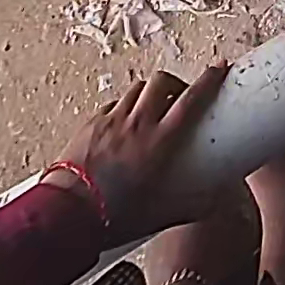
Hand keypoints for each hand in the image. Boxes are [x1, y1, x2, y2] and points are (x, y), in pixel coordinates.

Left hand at [44, 63, 231, 242]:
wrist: (66, 214)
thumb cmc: (113, 215)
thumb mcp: (159, 213)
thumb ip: (189, 206)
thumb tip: (212, 206)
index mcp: (160, 141)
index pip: (191, 100)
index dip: (209, 80)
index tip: (219, 68)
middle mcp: (137, 124)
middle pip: (162, 81)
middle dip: (175, 82)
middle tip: (180, 96)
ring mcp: (112, 121)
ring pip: (137, 88)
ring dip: (150, 92)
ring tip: (153, 108)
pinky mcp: (92, 124)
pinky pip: (114, 104)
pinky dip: (125, 107)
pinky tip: (125, 124)